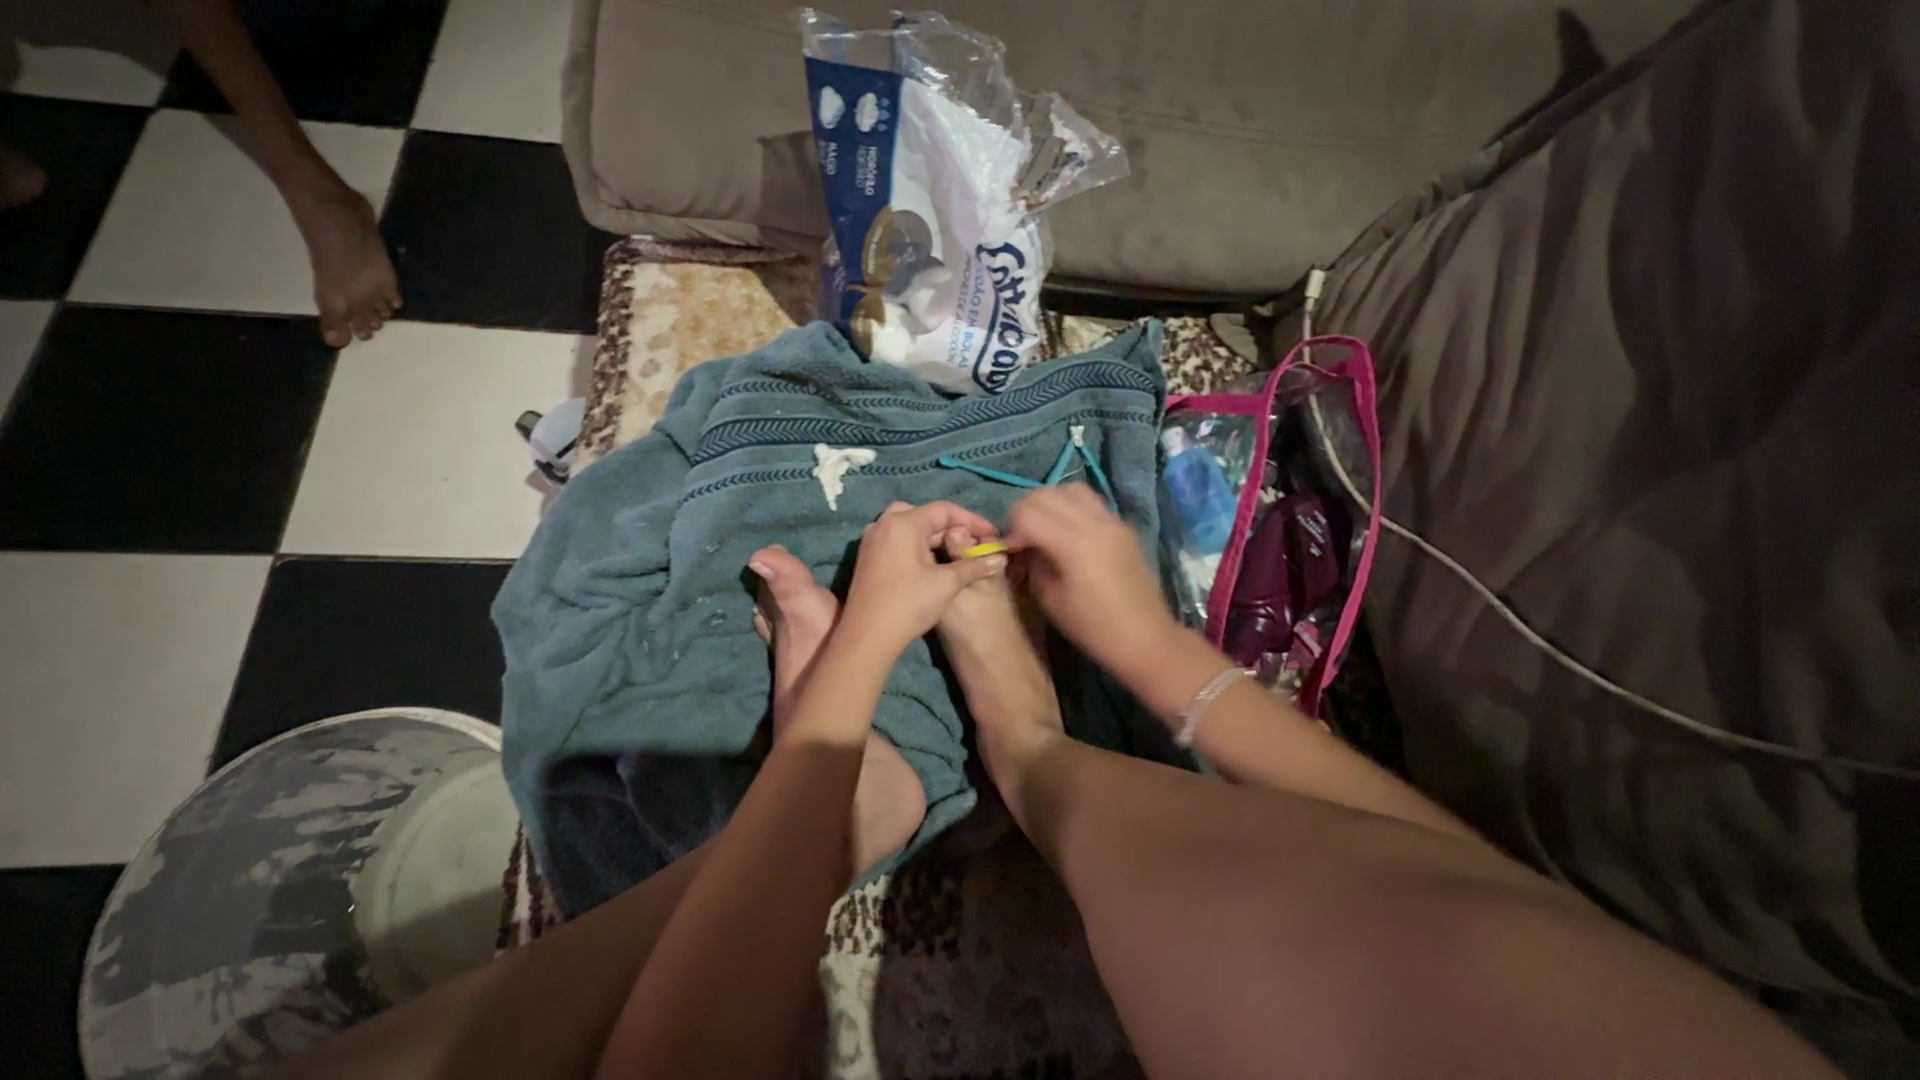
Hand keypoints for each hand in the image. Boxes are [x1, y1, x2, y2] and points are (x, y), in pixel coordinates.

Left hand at [832, 501, 1008, 653]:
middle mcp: (883, 524)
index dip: (971, 520)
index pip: (943, 510)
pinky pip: (896, 540)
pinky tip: (931, 564)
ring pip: (909, 527)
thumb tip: (1000, 558)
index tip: (990, 535)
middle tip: (971, 543)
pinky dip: (916, 545)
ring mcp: (872, 540)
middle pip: (924, 515)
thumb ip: (974, 565)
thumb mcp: (947, 583)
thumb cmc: (909, 604)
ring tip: (955, 553)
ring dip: (933, 537)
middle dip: (951, 527)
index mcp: (902, 523)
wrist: (867, 636)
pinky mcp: (868, 556)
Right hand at [1006, 484, 1180, 675]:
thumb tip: (1024, 546)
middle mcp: (1094, 522)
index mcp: (1074, 543)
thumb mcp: (1050, 598)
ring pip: (1070, 489)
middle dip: (1026, 511)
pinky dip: (1071, 508)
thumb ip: (1033, 563)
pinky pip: (1090, 502)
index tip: (1012, 550)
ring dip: (1050, 503)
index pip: (1027, 512)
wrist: (1145, 637)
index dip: (1011, 528)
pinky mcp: (1122, 525)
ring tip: (1046, 529)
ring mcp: (1112, 520)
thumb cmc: (1093, 627)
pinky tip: (1068, 533)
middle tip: (1024, 539)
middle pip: (1045, 494)